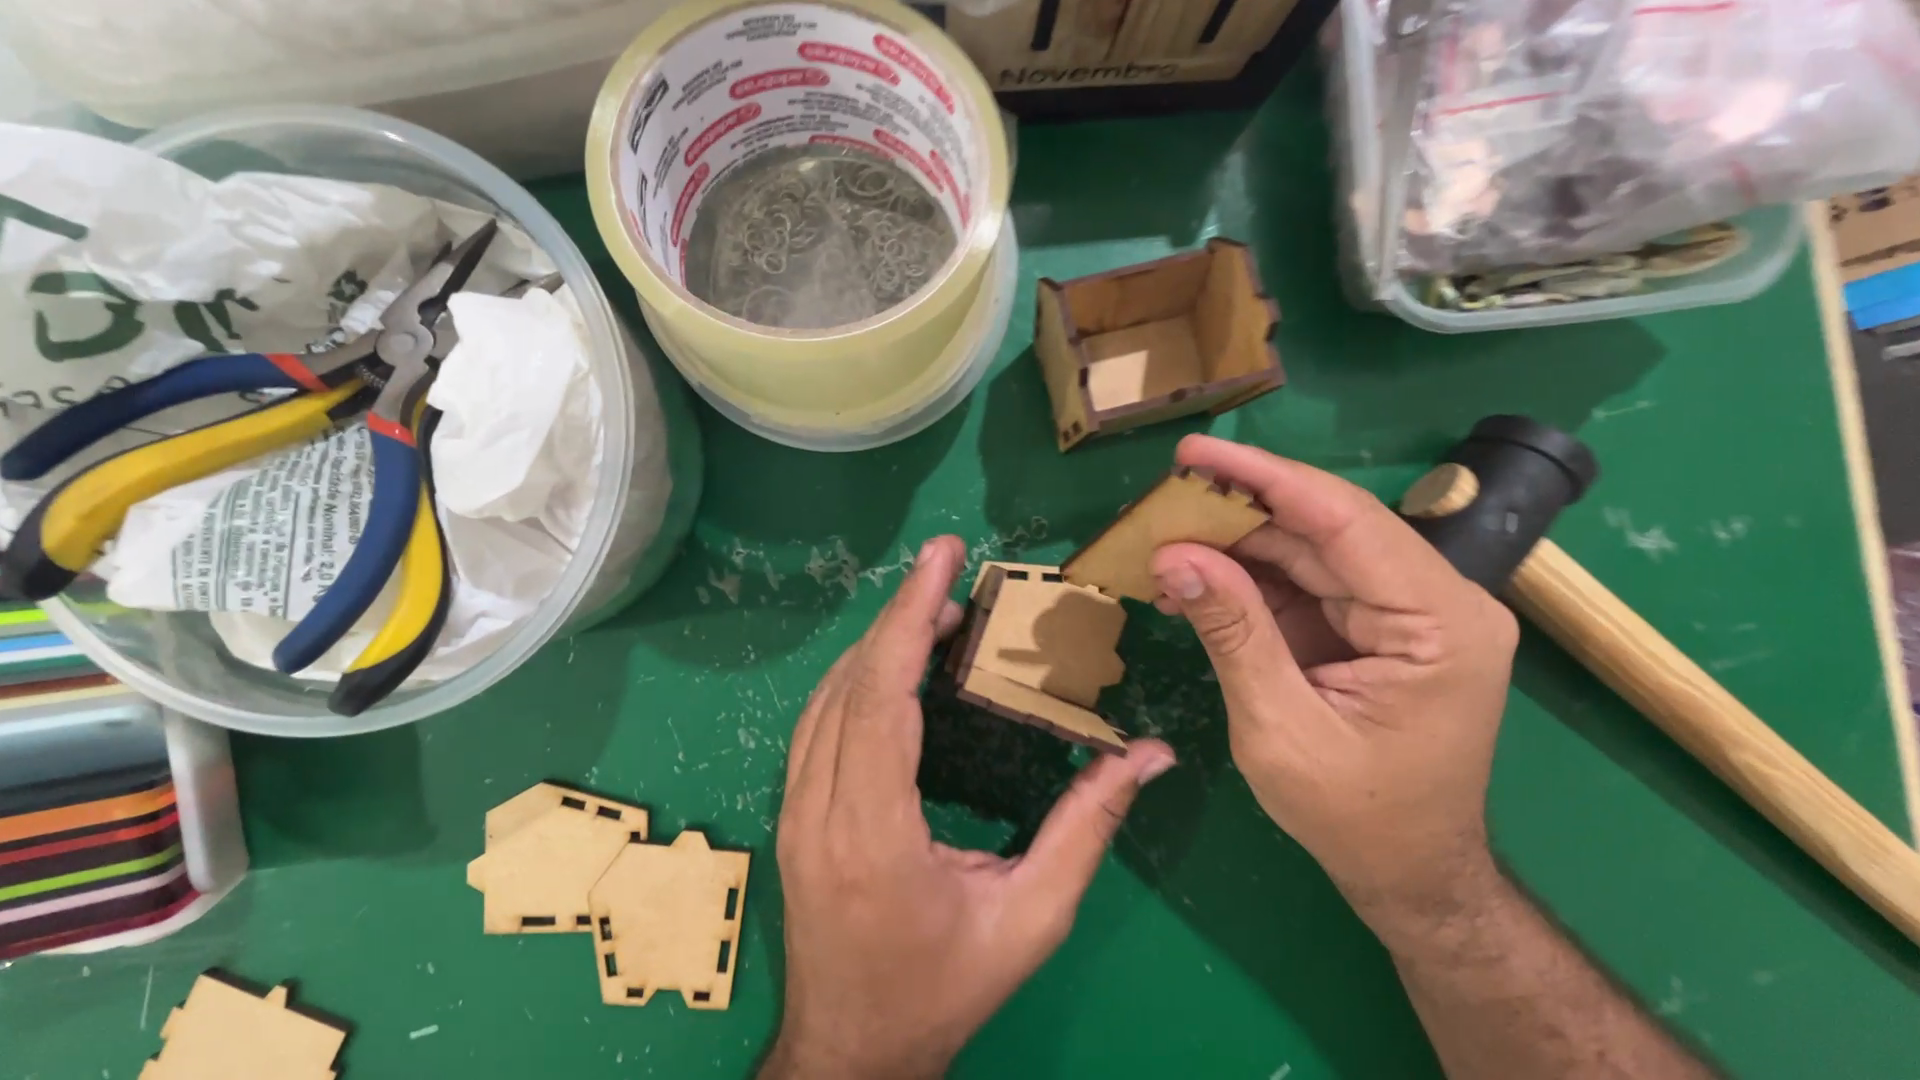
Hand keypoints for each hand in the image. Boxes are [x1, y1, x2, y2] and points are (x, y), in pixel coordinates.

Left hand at [765, 535, 1174, 1079]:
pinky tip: (891, 663)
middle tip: (947, 565)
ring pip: (825, 699)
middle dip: (900, 614)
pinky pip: (816, 725)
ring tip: (933, 608)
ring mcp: (794, 812)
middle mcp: (819, 812)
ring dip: (877, 643)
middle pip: (851, 685)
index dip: (911, 619)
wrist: (854, 1051)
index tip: (942, 559)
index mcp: (874, 834)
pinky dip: (856, 679)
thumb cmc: (946, 990)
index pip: (882, 697)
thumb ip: (1087, 829)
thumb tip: (1147, 756)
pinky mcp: (792, 816)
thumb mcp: (1032, 917)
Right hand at [1149, 437, 1517, 917]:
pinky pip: (1306, 586)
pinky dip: (1248, 582)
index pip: (1345, 522)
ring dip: (1236, 546)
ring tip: (1163, 537)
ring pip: (1310, 552)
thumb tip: (1174, 556)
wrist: (1406, 872)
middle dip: (1239, 511)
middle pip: (1325, 530)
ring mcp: (1407, 613)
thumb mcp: (1280, 728)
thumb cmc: (1355, 816)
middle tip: (1163, 496)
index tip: (1196, 454)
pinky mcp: (1376, 628)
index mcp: (1440, 623)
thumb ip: (1233, 632)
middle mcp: (1435, 602)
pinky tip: (1194, 578)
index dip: (1266, 480)